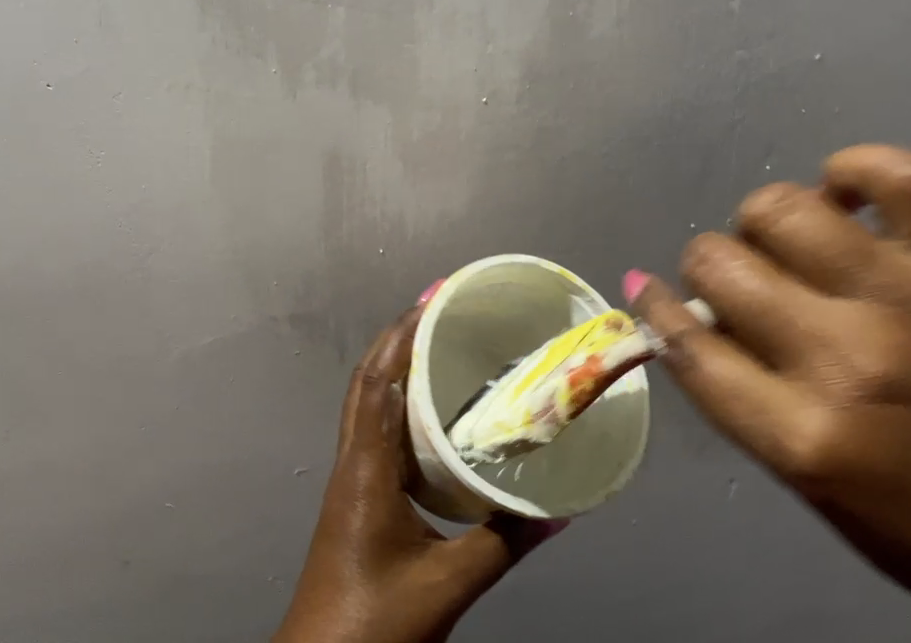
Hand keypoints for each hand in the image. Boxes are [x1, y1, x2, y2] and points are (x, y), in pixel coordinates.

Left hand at [275, 298, 565, 642]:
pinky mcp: (359, 502)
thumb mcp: (446, 586)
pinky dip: (404, 410)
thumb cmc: (373, 622)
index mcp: (365, 470)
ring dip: (399, 371)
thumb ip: (502, 545)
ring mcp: (352, 484)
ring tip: (443, 349)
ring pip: (370, 408)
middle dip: (401, 341)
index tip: (435, 299)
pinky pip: (380, 437)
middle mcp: (352, 465)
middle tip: (444, 312)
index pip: (376, 383)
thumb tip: (559, 511)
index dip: (401, 336)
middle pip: (368, 384)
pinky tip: (438, 419)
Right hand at [628, 145, 910, 639]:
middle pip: (723, 265)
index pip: (692, 350)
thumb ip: (761, 412)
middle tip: (740, 282)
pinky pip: (902, 175)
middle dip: (710, 268)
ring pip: (785, 208)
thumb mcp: (834, 500)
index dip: (660, 313)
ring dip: (767, 222)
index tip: (651, 292)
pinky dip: (859, 170)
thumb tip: (699, 329)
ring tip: (793, 242)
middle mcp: (848, 357)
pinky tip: (851, 195)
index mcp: (810, 438)